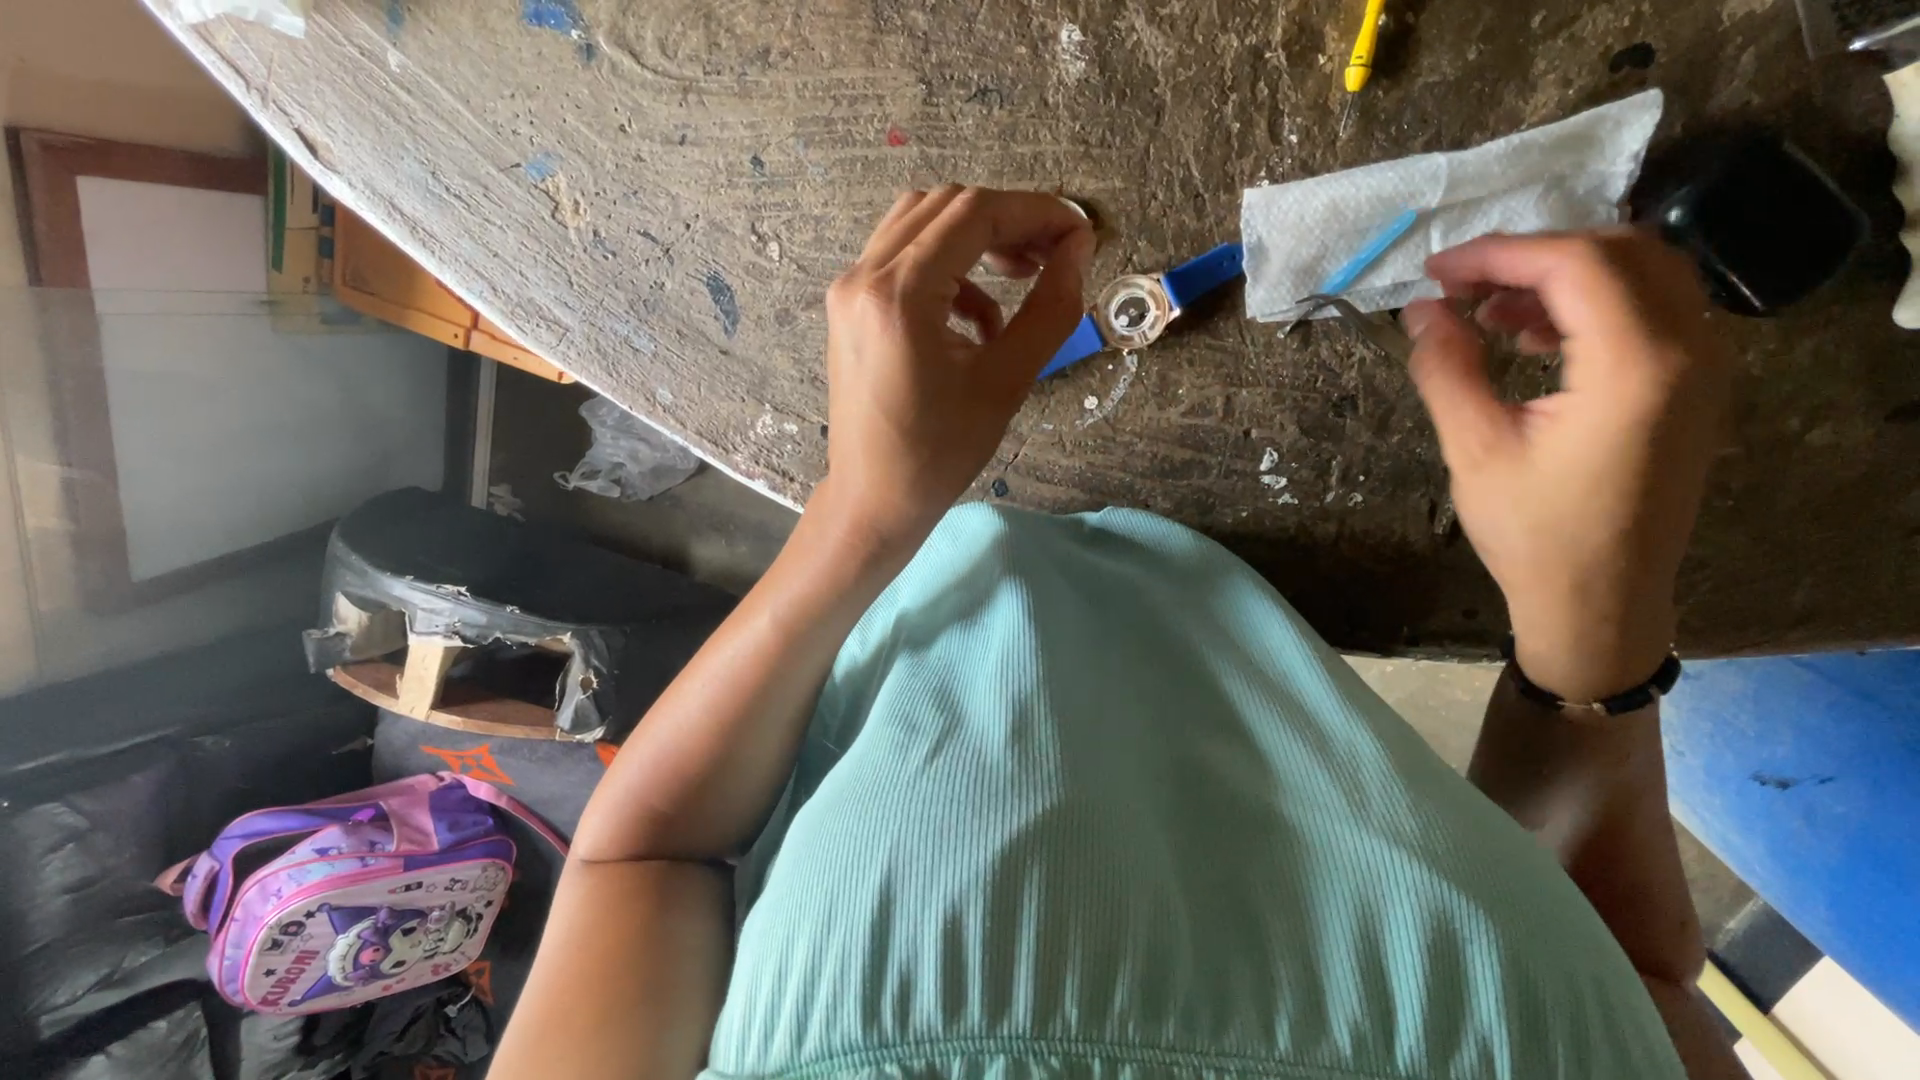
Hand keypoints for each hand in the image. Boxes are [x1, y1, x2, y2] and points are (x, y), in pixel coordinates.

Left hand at [817, 185, 1093, 545]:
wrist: (872, 498)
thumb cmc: (939, 453)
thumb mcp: (1006, 382)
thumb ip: (1050, 308)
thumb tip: (1079, 249)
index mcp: (898, 295)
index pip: (974, 214)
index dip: (1036, 212)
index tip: (1080, 233)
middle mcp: (863, 276)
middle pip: (946, 206)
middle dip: (1008, 222)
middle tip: (1054, 256)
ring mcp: (849, 288)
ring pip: (920, 223)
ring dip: (977, 240)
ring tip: (1021, 279)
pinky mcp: (849, 305)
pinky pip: (903, 257)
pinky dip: (948, 269)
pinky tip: (978, 319)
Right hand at [1401, 229, 1730, 701]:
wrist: (1599, 602)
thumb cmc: (1533, 533)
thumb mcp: (1474, 449)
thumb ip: (1447, 368)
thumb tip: (1420, 309)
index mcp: (1637, 366)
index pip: (1576, 264)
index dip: (1499, 254)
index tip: (1435, 272)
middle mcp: (1691, 350)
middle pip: (1621, 252)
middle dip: (1532, 256)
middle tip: (1462, 286)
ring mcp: (1704, 367)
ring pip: (1643, 275)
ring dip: (1563, 278)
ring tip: (1489, 314)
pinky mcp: (1694, 387)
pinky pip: (1652, 312)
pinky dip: (1591, 307)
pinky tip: (1532, 341)